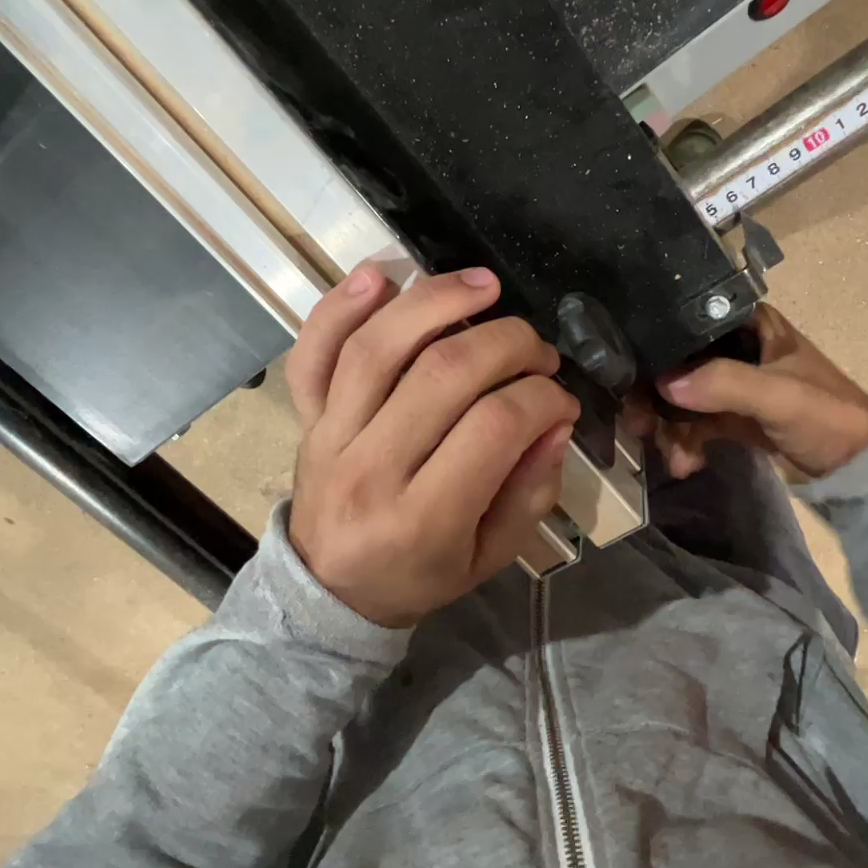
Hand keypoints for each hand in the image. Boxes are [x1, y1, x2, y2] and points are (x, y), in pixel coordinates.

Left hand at [284, 265, 579, 626]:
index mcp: (423, 519)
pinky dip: (341, 305)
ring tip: (486, 286)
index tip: (562, 399)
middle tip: (539, 351)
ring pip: (378, 347)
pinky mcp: (305, 416)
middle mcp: (370, 471)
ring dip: (438, 301)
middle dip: (509, 344)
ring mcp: (329, 437)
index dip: (543, 397)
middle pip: (444, 374)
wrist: (329, 591)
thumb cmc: (419, 575)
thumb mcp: (491, 556)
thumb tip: (556, 422)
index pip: (494, 427)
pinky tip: (383, 275)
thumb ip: (530, 493)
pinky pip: (313, 351)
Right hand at [653, 303, 867, 480]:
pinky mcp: (733, 416)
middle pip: (678, 362)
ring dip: (669, 428)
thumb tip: (662, 384)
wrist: (860, 470)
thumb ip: (724, 384)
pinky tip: (685, 464)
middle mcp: (737, 347)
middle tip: (638, 425)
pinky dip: (685, 443)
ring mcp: (734, 384)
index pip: (689, 320)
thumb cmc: (827, 417)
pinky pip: (695, 424)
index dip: (657, 343)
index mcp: (750, 324)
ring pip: (682, 397)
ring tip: (672, 458)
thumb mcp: (779, 396)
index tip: (631, 373)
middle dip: (655, 397)